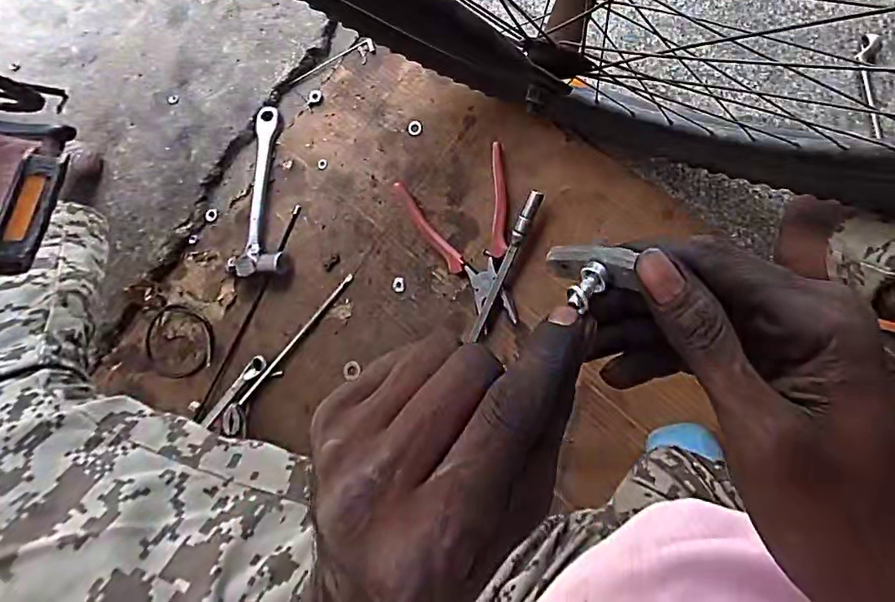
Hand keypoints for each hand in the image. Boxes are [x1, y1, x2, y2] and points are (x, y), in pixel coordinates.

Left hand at [309, 310, 588, 601]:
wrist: (360, 593)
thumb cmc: (448, 569)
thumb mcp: (513, 521)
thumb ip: (543, 432)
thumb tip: (566, 347)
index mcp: (436, 530)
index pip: (504, 414)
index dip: (544, 360)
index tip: (567, 321)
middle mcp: (380, 483)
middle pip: (470, 368)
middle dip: (495, 380)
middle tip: (487, 417)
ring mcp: (345, 445)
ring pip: (435, 348)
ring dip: (457, 373)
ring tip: (450, 418)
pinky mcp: (326, 416)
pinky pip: (399, 352)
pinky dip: (421, 373)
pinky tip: (416, 416)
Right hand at [593, 239, 894, 601]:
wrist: (881, 587)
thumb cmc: (830, 519)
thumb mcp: (756, 427)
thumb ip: (703, 337)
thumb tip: (650, 263)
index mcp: (818, 313)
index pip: (718, 264)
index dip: (649, 259)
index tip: (590, 263)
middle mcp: (808, 306)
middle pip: (706, 281)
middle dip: (641, 295)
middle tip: (582, 304)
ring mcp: (793, 332)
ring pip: (702, 308)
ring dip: (647, 326)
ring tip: (590, 339)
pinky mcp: (777, 357)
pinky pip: (714, 339)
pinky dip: (670, 353)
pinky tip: (623, 369)